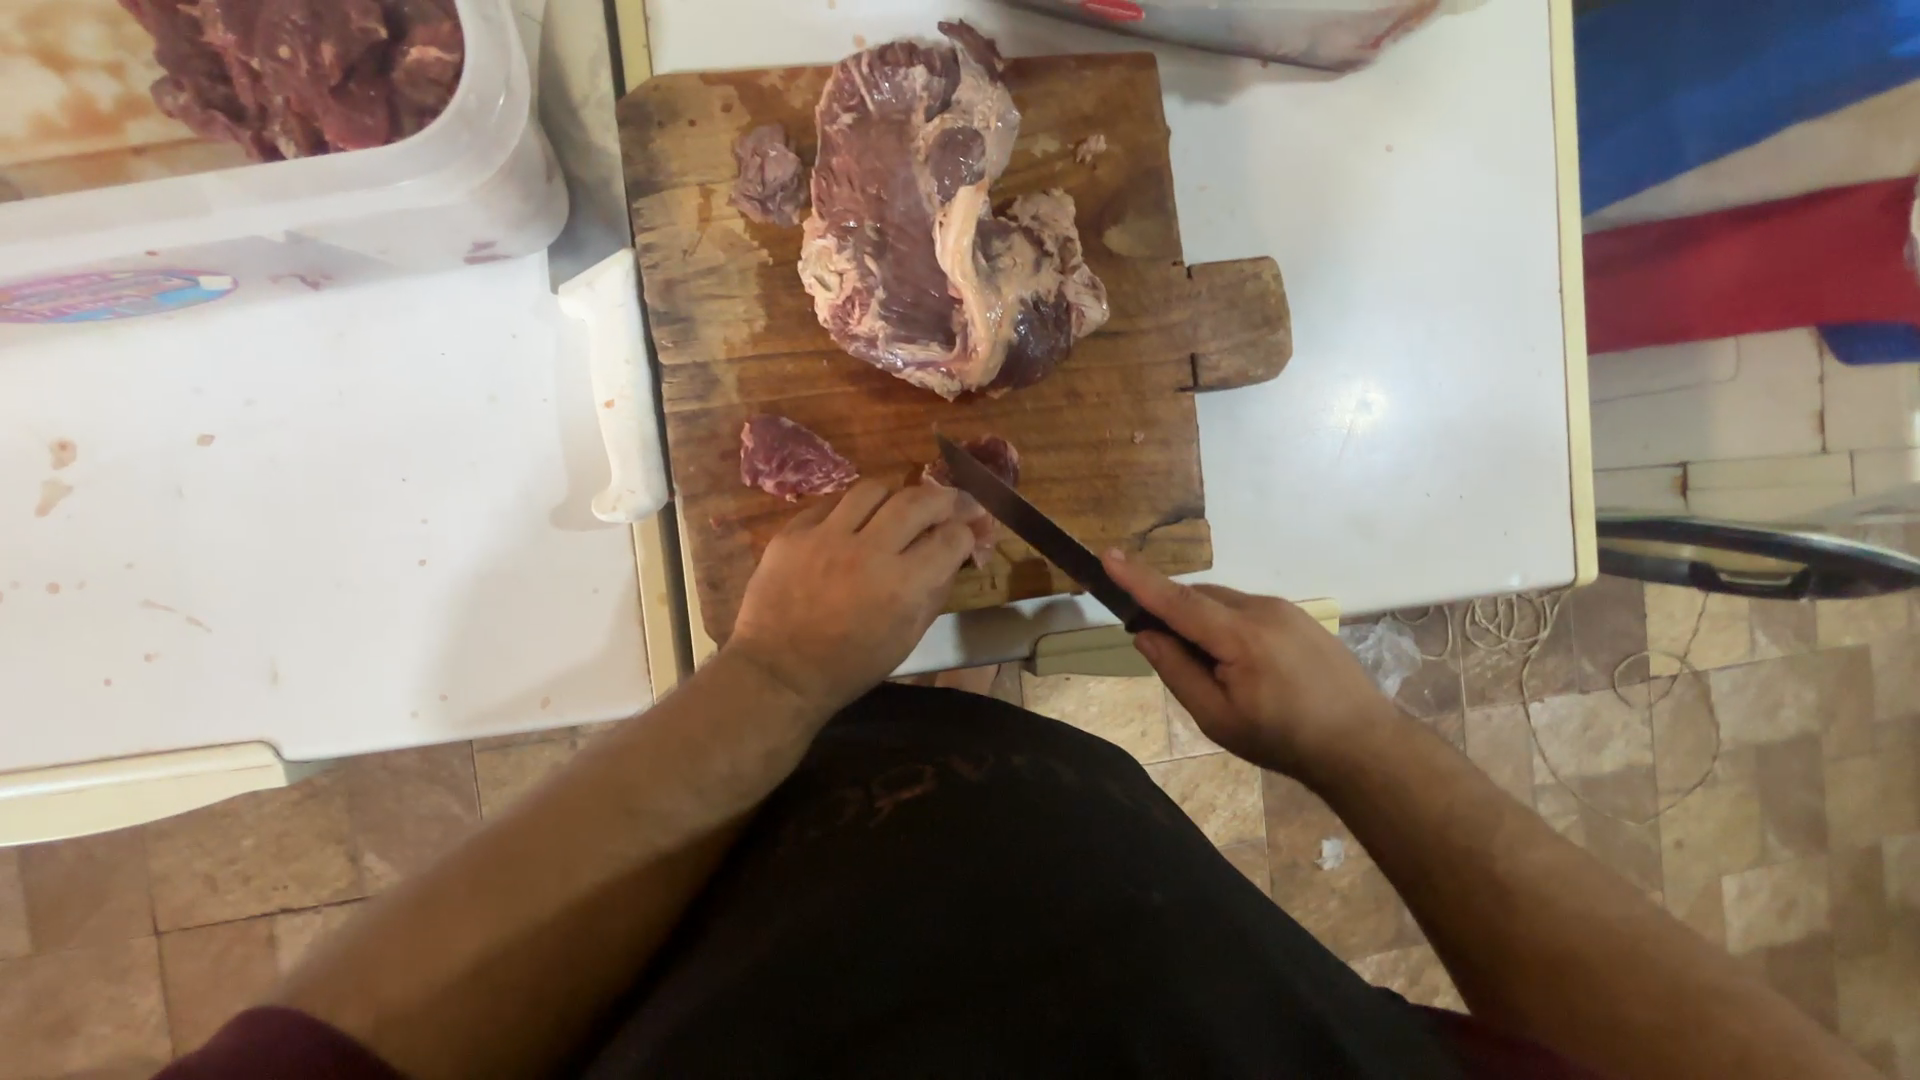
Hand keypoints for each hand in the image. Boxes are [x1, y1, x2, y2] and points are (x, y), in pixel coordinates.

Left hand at [727, 480, 977, 712]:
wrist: (780, 673)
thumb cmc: (851, 666)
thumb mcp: (907, 638)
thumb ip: (935, 590)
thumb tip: (954, 555)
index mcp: (903, 586)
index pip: (952, 537)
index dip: (968, 532)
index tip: (970, 532)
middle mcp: (869, 551)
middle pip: (919, 500)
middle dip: (946, 499)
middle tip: (952, 503)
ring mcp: (826, 537)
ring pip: (874, 489)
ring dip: (895, 497)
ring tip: (899, 509)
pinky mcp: (793, 533)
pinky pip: (831, 504)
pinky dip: (852, 510)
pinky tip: (855, 524)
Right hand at [1104, 550, 1399, 777]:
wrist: (1362, 744)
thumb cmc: (1283, 739)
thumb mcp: (1218, 718)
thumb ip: (1176, 671)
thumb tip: (1145, 634)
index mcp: (1240, 637)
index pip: (1177, 601)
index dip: (1139, 579)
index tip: (1108, 555)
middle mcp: (1262, 609)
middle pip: (1197, 598)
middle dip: (1171, 614)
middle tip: (1166, 654)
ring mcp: (1284, 609)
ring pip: (1221, 603)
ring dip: (1201, 623)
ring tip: (1215, 672)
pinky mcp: (1297, 616)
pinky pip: (1245, 610)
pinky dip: (1226, 626)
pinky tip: (1242, 665)